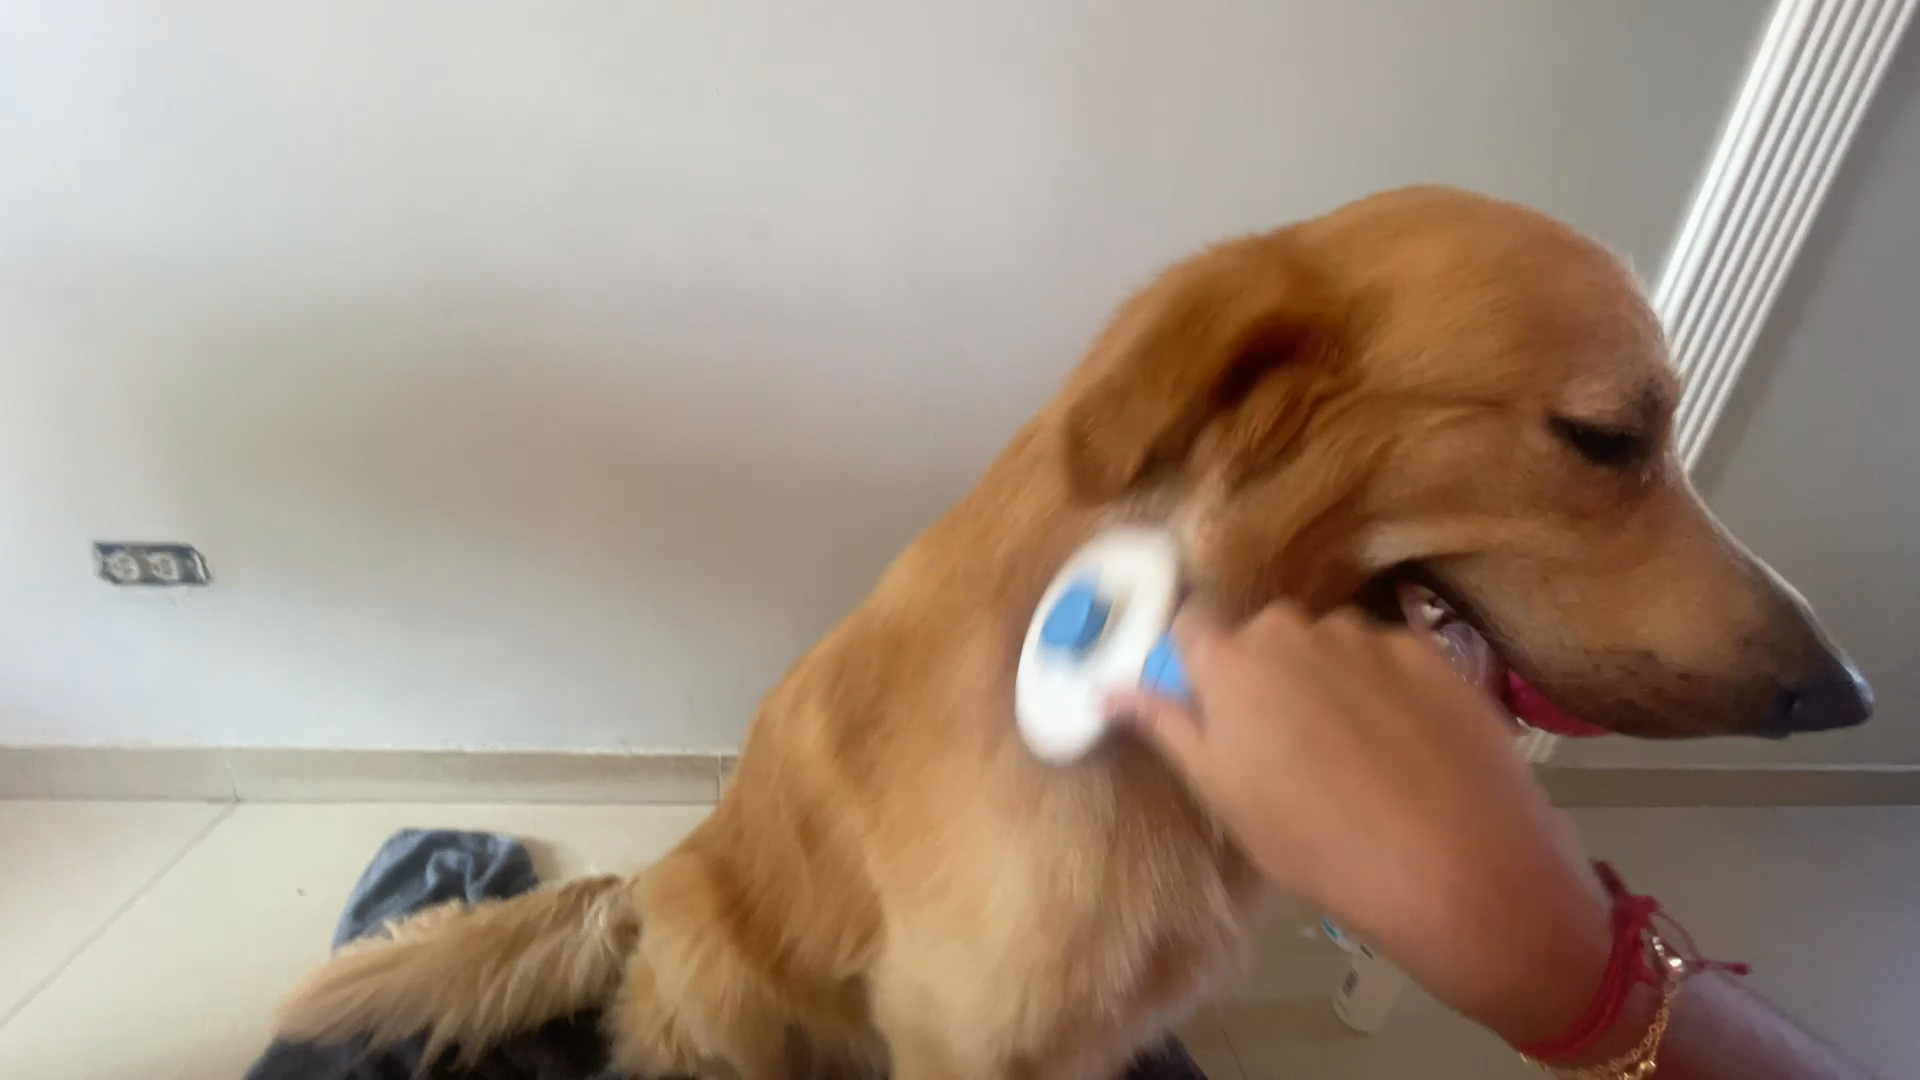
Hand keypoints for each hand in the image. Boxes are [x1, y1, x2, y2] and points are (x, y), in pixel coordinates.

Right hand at [1110, 602, 1613, 1045]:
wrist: (1460, 869)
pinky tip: (1407, 742)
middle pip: (1261, 635)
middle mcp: (1291, 628)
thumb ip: (1161, 724)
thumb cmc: (1311, 838)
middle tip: (1287, 740)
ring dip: (1325, 676)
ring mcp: (1364, 635)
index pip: (1190, 623)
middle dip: (1264, 672)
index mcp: (1231, 659)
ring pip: (1324, 644)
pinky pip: (1384, 655)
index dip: (1197, 658)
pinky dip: (1384, 685)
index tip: (1211, 698)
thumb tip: (1107, 688)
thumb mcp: (1219, 790)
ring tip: (1358, 746)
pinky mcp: (1428, 651)